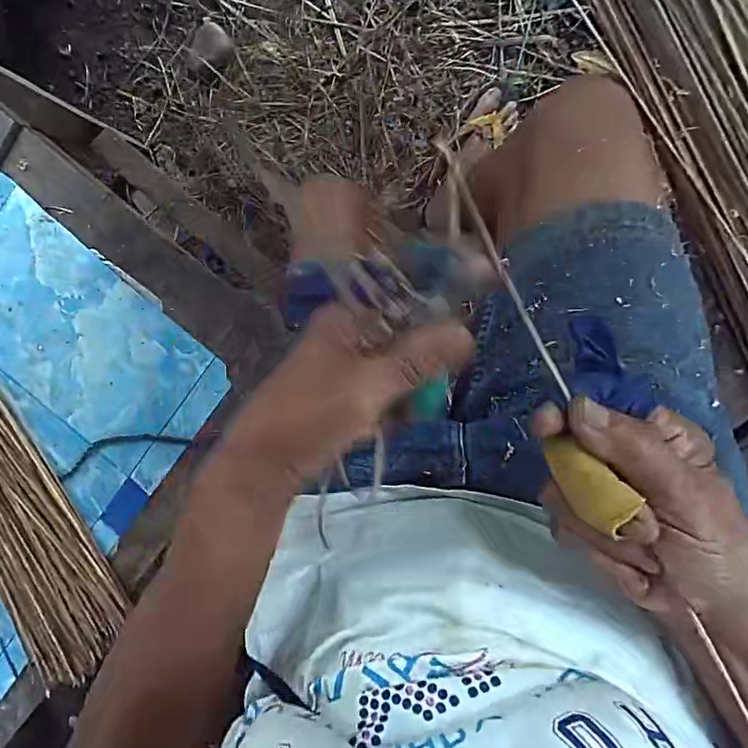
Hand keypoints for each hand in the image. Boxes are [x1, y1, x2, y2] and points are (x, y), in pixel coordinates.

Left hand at [217, 305, 472, 489]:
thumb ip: (417, 359)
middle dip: (426, 363)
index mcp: (346, 317)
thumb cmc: (310, 417)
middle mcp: (348, 333)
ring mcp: (346, 364)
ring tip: (397, 419)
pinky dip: (392, 408)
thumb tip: (465, 331)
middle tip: (427, 396)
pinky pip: (386, 391)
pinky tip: (385, 428)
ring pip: (401, 367)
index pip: (405, 291)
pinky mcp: (345, 394)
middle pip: (409, 333)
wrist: (261, 466)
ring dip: (410, 393)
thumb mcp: (368, 386)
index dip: (443, 289)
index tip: (486, 281)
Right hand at [535, 398, 747, 629]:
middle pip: (568, 453)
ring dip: (606, 533)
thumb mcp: (688, 495)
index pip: (595, 412)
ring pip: (561, 494)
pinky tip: (635, 567)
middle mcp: (620, 458)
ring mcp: (599, 493)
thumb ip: (634, 448)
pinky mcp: (586, 526)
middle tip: (646, 529)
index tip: (548, 427)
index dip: (568, 418)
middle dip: (598, 498)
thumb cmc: (719, 551)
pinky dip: (601, 554)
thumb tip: (578, 407)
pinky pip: (564, 528)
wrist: (716, 620)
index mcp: (654, 435)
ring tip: (650, 553)